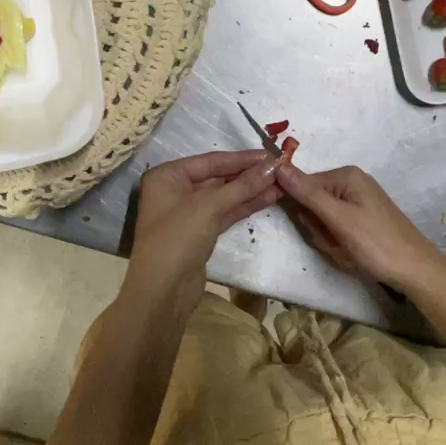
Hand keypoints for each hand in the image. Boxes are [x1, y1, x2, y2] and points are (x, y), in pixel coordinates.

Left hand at [124, 150, 282, 306]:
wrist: (163, 291)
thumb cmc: (177, 238)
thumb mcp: (209, 207)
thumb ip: (242, 185)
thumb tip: (273, 165)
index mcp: (168, 176)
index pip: (211, 161)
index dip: (242, 158)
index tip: (272, 154)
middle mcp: (176, 190)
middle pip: (218, 177)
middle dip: (249, 174)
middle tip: (281, 168)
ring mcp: (189, 213)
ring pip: (225, 196)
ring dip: (251, 190)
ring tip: (282, 182)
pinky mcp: (201, 232)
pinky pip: (226, 212)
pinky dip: (245, 205)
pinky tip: (269, 198)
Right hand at [275, 164, 445, 290]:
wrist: (416, 270)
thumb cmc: (377, 243)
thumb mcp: (338, 219)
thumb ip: (307, 194)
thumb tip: (276, 167)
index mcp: (345, 175)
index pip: (303, 186)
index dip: (304, 212)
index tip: (321, 231)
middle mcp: (351, 182)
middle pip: (313, 204)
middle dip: (320, 229)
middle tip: (338, 243)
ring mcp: (358, 201)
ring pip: (324, 220)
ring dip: (330, 240)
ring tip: (349, 250)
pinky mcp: (363, 218)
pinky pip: (338, 228)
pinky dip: (341, 244)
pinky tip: (355, 253)